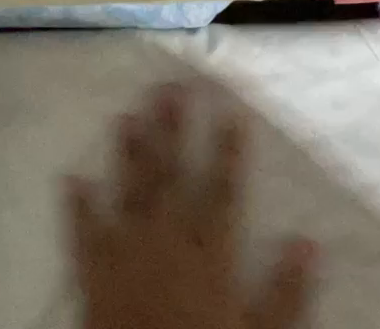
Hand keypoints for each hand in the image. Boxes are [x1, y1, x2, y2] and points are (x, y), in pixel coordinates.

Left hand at [66, 84, 318, 328]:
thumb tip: (309, 242)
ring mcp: (126, 255)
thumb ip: (285, 291)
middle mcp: (166, 242)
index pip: (223, 190)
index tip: (232, 110)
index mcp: (208, 253)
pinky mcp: (94, 275)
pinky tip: (70, 176)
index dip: (228, 150)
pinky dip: (76, 207)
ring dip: (128, 153)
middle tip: (168, 88)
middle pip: (171, 176)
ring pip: (129, 192)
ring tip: (127, 115)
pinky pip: (82, 236)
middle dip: (171, 130)